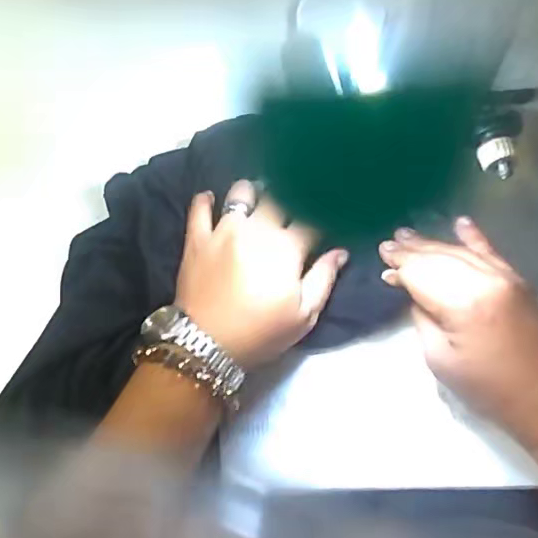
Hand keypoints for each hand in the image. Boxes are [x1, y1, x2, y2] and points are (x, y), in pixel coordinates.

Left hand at [176, 179, 347, 368]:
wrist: (206, 345)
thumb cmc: (261, 333)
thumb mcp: (304, 315)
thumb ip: (324, 278)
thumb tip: (340, 251)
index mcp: (287, 247)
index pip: (312, 218)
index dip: (322, 212)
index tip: (327, 211)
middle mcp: (257, 229)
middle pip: (278, 197)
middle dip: (289, 195)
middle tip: (293, 200)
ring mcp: (224, 230)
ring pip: (240, 193)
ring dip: (252, 192)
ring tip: (257, 196)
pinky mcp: (197, 239)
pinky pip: (199, 208)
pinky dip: (206, 199)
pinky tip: (211, 198)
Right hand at [378, 217, 537, 448]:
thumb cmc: (492, 390)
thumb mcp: (442, 361)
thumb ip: (424, 320)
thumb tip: (416, 296)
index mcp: (462, 303)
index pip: (421, 273)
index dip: (400, 266)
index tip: (382, 258)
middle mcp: (485, 280)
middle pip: (440, 257)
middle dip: (413, 251)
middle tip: (389, 245)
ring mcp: (505, 277)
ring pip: (462, 252)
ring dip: (435, 244)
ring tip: (409, 236)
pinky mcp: (519, 281)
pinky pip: (491, 252)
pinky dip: (474, 238)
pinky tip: (461, 224)